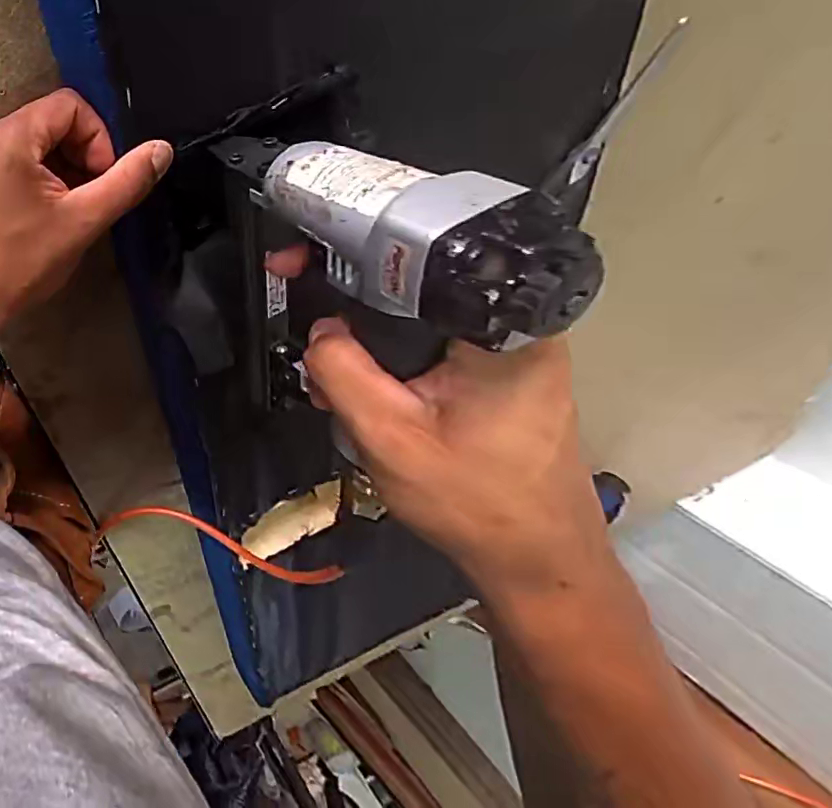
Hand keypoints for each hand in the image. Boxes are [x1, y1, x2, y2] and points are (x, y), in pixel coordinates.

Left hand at [0, 89, 171, 328]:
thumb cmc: (21, 265)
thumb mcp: (83, 222)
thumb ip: (127, 181)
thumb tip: (161, 150)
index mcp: (6, 140)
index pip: (69, 105)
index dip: (97, 137)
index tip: (101, 178)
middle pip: (51, 119)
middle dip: (80, 152)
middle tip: (88, 194)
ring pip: (36, 137)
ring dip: (63, 164)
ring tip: (68, 205)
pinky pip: (16, 153)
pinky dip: (40, 172)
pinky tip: (47, 207)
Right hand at [295, 284, 612, 600]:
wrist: (535, 565)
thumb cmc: (476, 505)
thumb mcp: (390, 437)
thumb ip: (344, 372)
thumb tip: (319, 329)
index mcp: (501, 330)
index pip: (405, 273)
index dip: (344, 269)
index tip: (296, 267)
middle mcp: (512, 330)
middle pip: (403, 302)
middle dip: (351, 332)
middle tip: (321, 370)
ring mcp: (507, 354)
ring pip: (411, 332)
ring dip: (368, 359)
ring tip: (344, 398)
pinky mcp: (496, 376)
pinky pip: (427, 355)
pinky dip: (392, 374)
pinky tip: (374, 406)